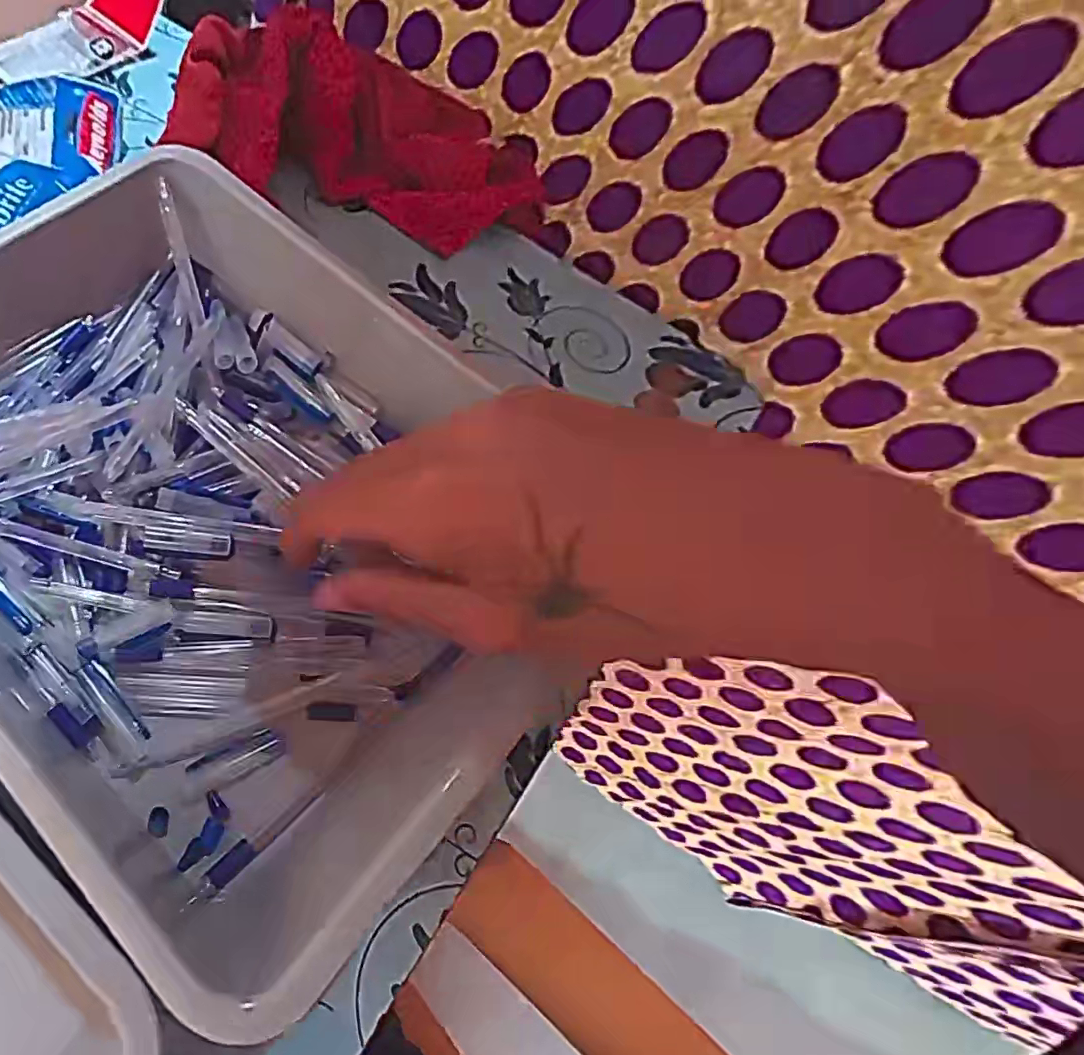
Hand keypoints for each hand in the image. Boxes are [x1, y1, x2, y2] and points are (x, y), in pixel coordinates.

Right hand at [281, 387, 1033, 677]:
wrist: (783, 540)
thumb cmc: (634, 607)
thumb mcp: (504, 624)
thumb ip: (403, 598)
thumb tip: (331, 586)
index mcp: (439, 495)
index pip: (329, 501)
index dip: (301, 533)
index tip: (300, 565)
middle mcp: (456, 433)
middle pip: (363, 472)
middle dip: (348, 520)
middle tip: (368, 571)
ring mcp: (500, 407)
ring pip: (407, 452)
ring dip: (393, 498)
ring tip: (430, 549)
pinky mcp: (536, 400)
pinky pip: (452, 438)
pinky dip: (435, 476)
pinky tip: (478, 513)